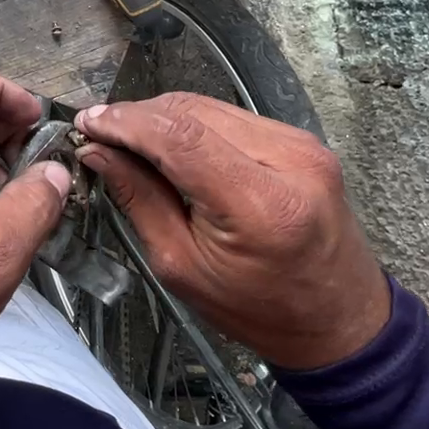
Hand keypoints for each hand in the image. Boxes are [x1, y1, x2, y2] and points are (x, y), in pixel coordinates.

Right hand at [77, 93, 390, 370]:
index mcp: (261, 203)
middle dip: (134, 117)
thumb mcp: (180, 265)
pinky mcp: (301, 140)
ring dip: (157, 116)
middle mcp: (289, 160)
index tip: (85, 123)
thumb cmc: (257, 309)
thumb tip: (95, 150)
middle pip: (188, 110)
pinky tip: (166, 143)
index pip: (177, 135)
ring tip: (126, 139)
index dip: (123, 122)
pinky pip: (226, 115)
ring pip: (204, 105)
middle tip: (98, 134)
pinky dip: (186, 122)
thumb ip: (137, 199)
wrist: (343, 324)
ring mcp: (301, 144)